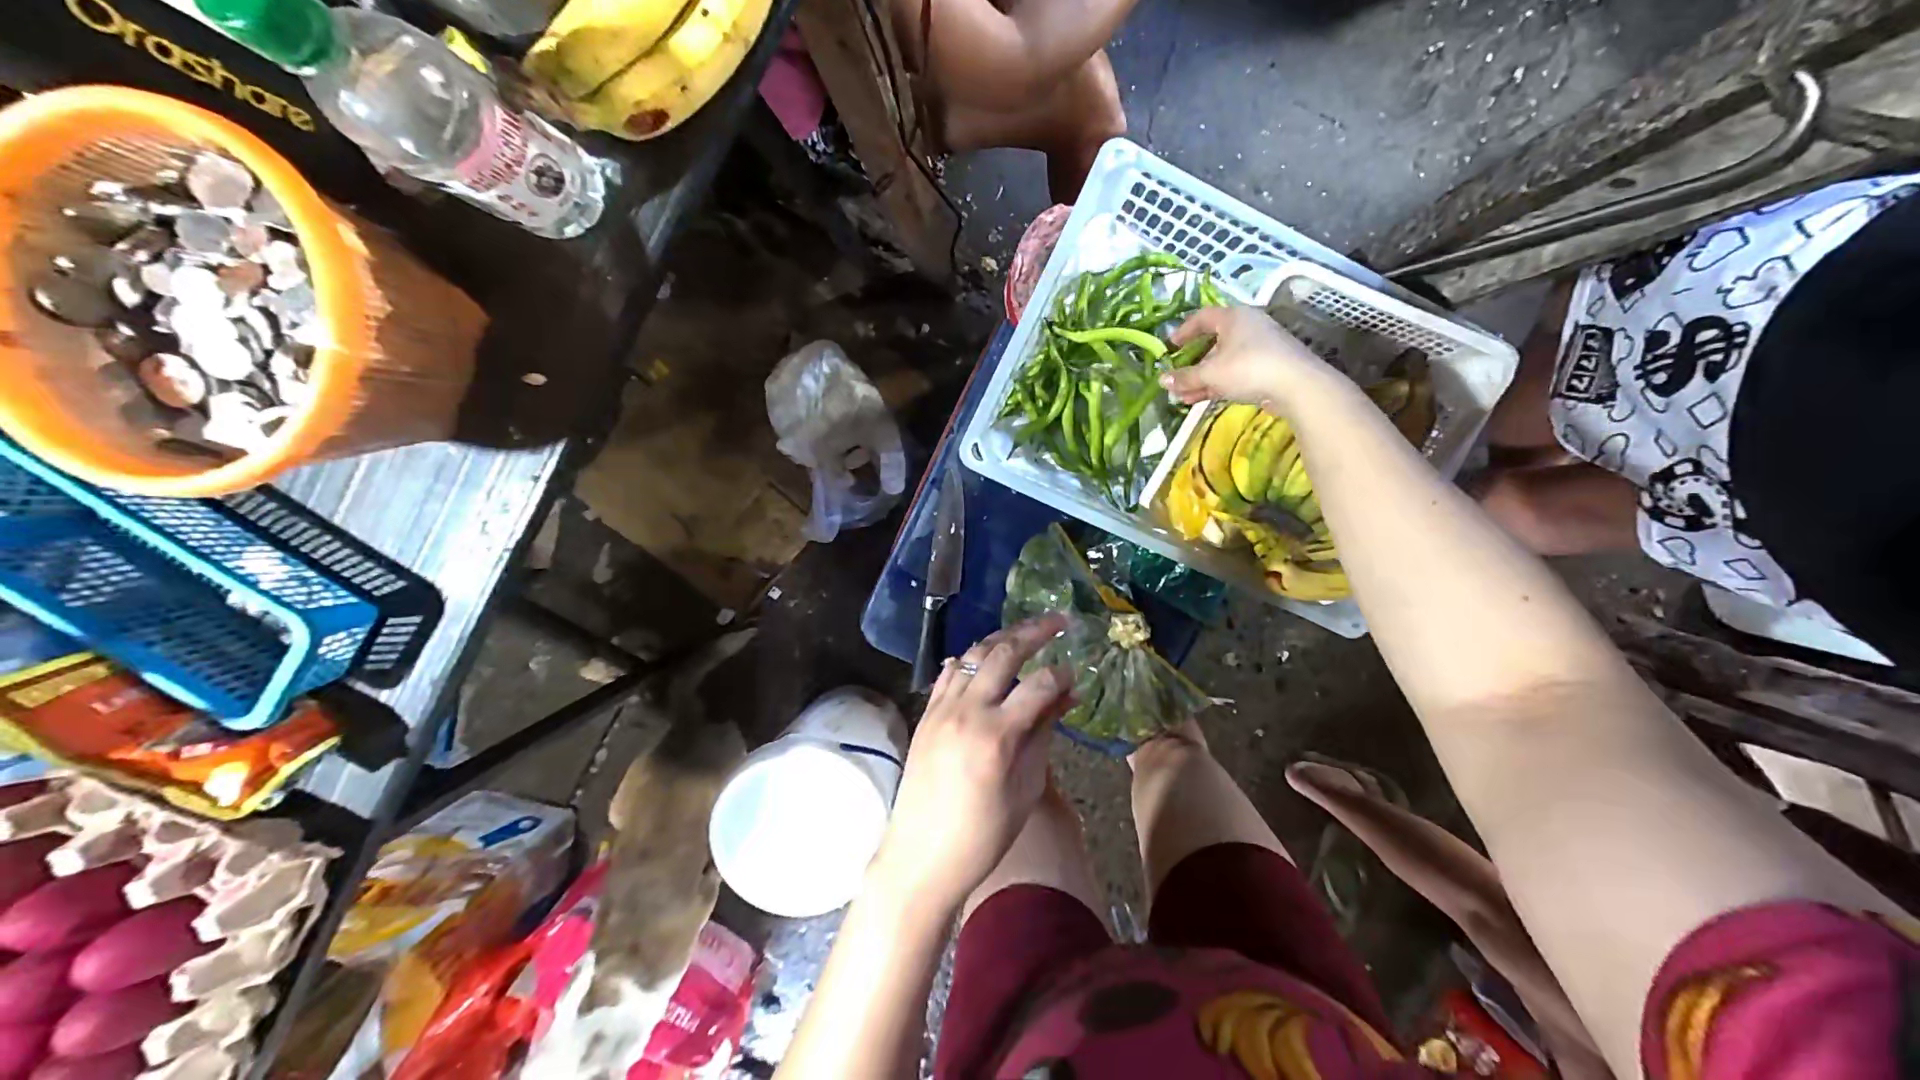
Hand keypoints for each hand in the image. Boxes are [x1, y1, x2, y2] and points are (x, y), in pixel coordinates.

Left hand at [871, 615, 1073, 907]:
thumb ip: (1043, 734)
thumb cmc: (983, 835)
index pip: (1039, 685)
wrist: (921, 856)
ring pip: (971, 656)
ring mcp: (940, 709)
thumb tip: (1064, 696)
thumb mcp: (1026, 788)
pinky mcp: (925, 714)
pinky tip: (983, 657)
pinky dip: (968, 659)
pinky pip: (948, 674)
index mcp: (997, 734)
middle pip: (1002, 654)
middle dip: (1033, 632)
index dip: (1062, 675)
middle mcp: (966, 710)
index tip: (1076, 676)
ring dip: (1001, 639)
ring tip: (1025, 631)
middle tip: (1059, 621)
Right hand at [1161, 304, 1337, 411]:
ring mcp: (1259, 347)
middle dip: (1191, 363)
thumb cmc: (1248, 368)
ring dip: (1201, 377)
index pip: (1202, 317)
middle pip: (1212, 342)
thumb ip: (1185, 376)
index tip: (1169, 347)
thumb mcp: (1210, 373)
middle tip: (1175, 376)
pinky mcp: (1267, 367)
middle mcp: (1247, 327)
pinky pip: (1235, 372)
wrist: (1297, 386)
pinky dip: (1217, 383)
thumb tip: (1162, 379)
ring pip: (1223, 360)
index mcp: (1233, 317)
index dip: (1183, 331)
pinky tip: (1200, 399)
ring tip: (1182, 395)